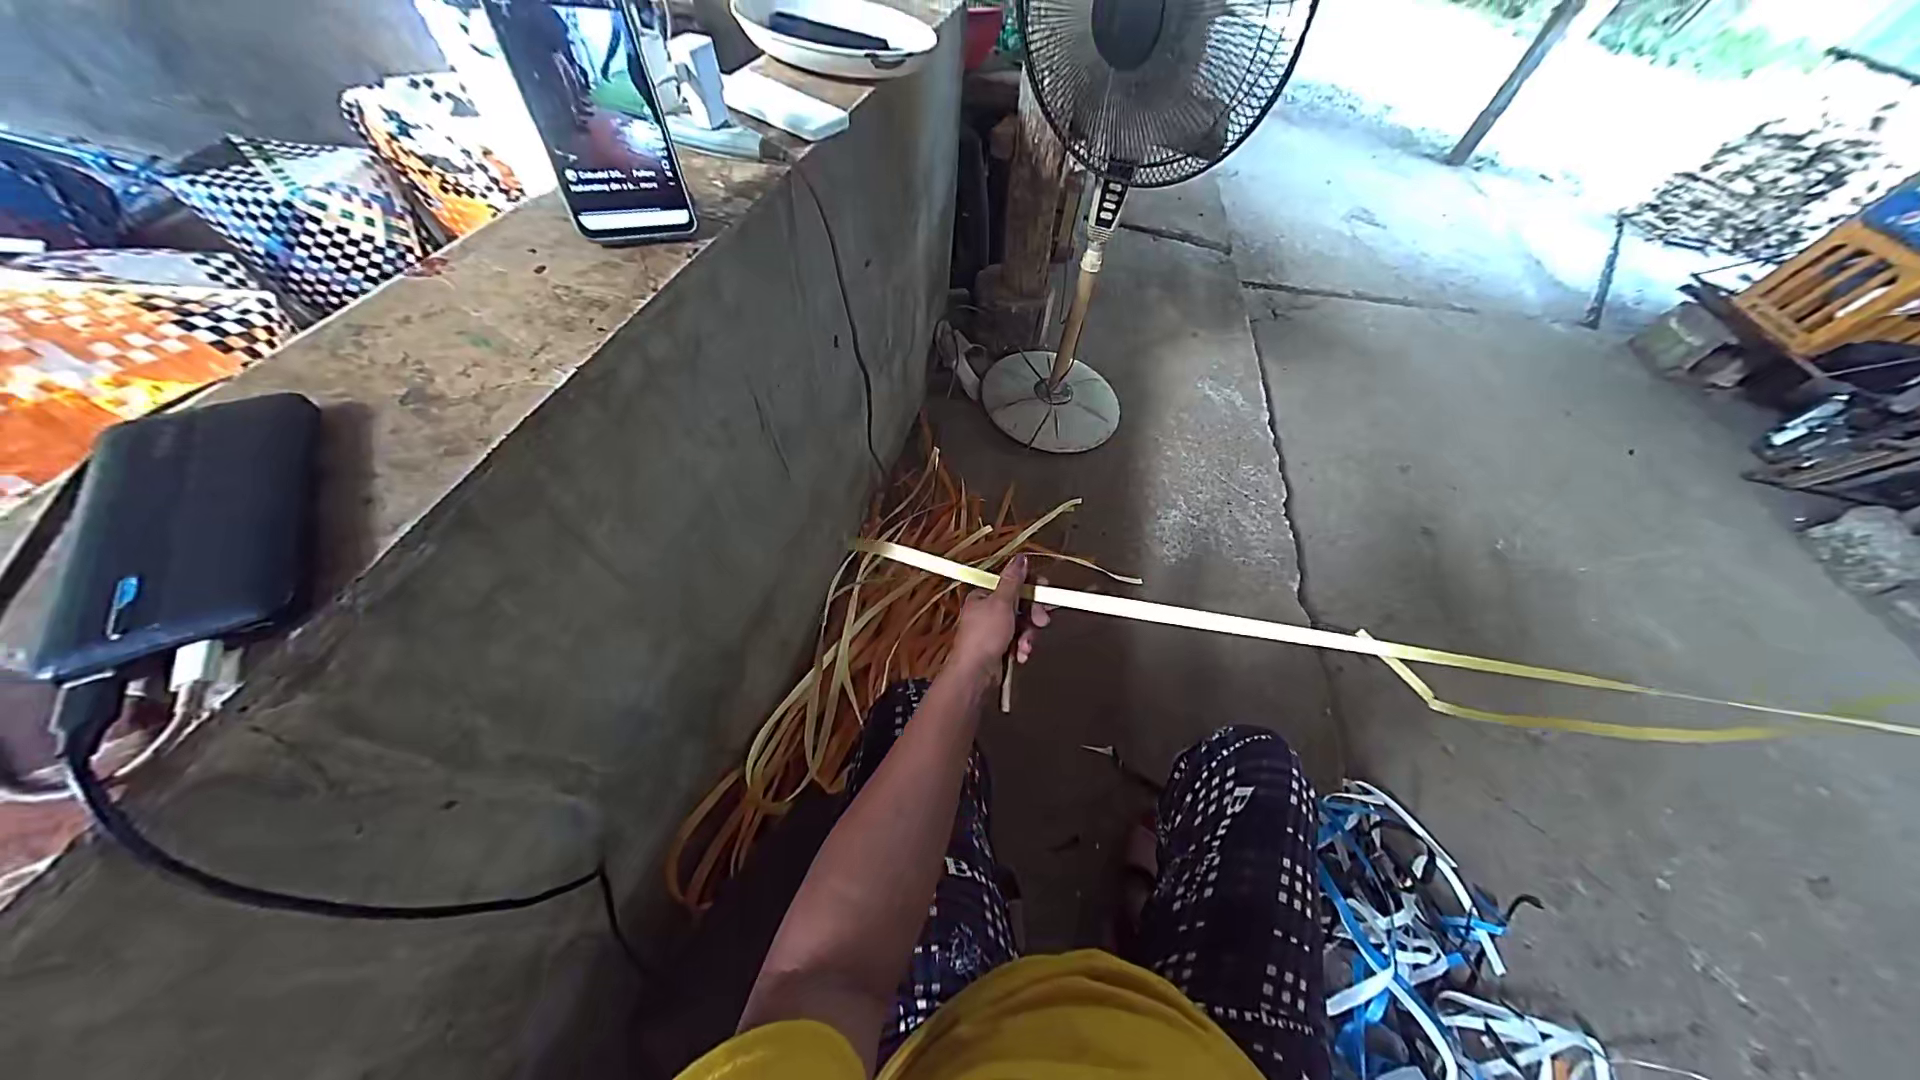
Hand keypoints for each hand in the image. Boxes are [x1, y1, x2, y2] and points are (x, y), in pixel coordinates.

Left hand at [950, 554, 1051, 679]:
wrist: (975, 674)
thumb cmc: (982, 637)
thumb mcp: (1001, 603)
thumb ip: (1013, 581)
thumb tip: (1020, 558)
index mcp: (984, 595)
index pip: (1013, 583)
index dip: (1031, 589)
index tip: (1045, 595)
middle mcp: (988, 610)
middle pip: (1021, 604)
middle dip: (1032, 615)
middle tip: (1040, 621)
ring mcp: (994, 629)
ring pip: (1023, 624)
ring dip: (1028, 634)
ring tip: (1024, 645)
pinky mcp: (1000, 646)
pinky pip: (1019, 640)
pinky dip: (1022, 647)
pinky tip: (1019, 654)